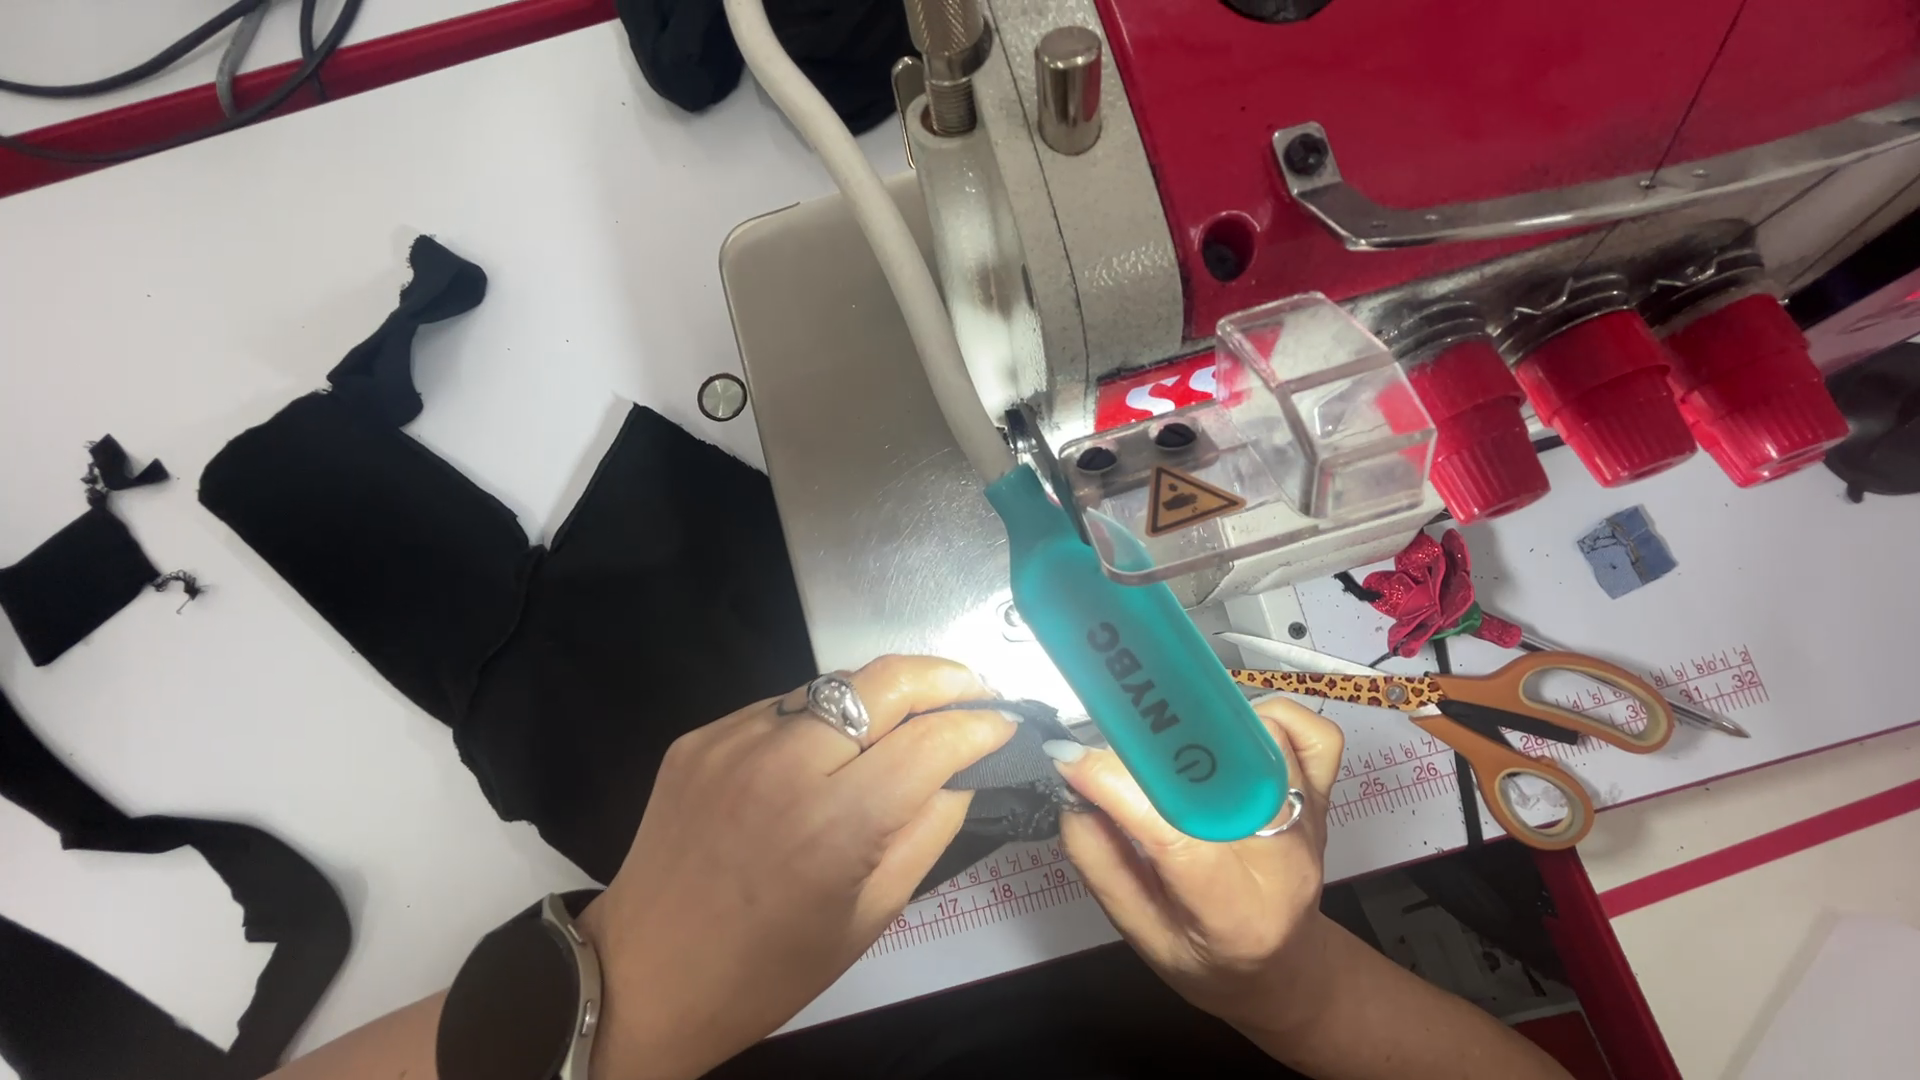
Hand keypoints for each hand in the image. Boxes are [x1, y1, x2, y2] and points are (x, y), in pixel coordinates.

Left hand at [574, 655, 1016, 1079]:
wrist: (639, 975)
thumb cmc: (768, 969)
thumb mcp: (870, 917)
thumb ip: (929, 830)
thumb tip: (963, 770)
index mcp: (833, 826)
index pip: (931, 742)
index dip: (981, 725)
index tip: (1007, 723)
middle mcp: (784, 764)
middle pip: (885, 680)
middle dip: (946, 675)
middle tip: (978, 687)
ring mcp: (735, 739)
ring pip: (836, 684)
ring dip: (885, 693)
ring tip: (913, 713)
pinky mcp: (704, 734)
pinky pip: (786, 707)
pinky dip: (823, 718)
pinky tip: (831, 747)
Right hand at [1046, 697, 1344, 1036]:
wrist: (1286, 972)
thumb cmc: (1205, 960)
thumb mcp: (1137, 929)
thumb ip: (1097, 858)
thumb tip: (1072, 786)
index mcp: (1230, 909)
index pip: (1173, 829)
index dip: (1113, 780)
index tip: (1069, 754)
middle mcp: (1281, 858)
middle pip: (1227, 767)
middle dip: (1158, 738)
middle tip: (1114, 732)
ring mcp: (1309, 821)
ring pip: (1263, 738)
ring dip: (1205, 726)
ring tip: (1167, 741)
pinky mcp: (1324, 795)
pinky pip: (1310, 732)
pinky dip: (1269, 715)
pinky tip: (1228, 732)